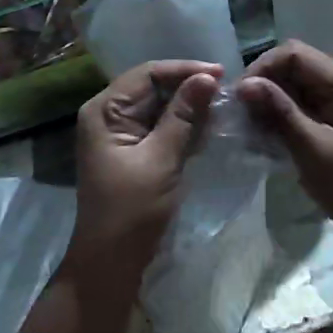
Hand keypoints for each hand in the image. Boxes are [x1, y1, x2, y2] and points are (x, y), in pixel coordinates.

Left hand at [70, 60, 222, 277]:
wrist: (111, 262)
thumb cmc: (132, 210)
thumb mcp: (161, 159)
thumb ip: (184, 116)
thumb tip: (208, 77)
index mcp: (105, 110)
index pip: (147, 74)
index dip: (184, 70)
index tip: (222, 74)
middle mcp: (109, 114)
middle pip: (153, 87)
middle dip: (189, 87)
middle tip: (227, 91)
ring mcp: (120, 133)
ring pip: (160, 106)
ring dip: (189, 107)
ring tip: (223, 107)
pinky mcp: (134, 151)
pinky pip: (161, 127)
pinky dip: (183, 126)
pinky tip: (208, 127)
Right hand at [237, 40, 332, 241]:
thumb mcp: (315, 149)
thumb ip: (281, 113)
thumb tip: (244, 84)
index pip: (293, 54)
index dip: (262, 68)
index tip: (238, 98)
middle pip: (292, 68)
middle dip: (263, 87)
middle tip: (240, 116)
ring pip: (292, 88)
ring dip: (268, 104)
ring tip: (248, 129)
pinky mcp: (332, 121)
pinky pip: (299, 108)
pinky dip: (279, 118)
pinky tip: (264, 138)